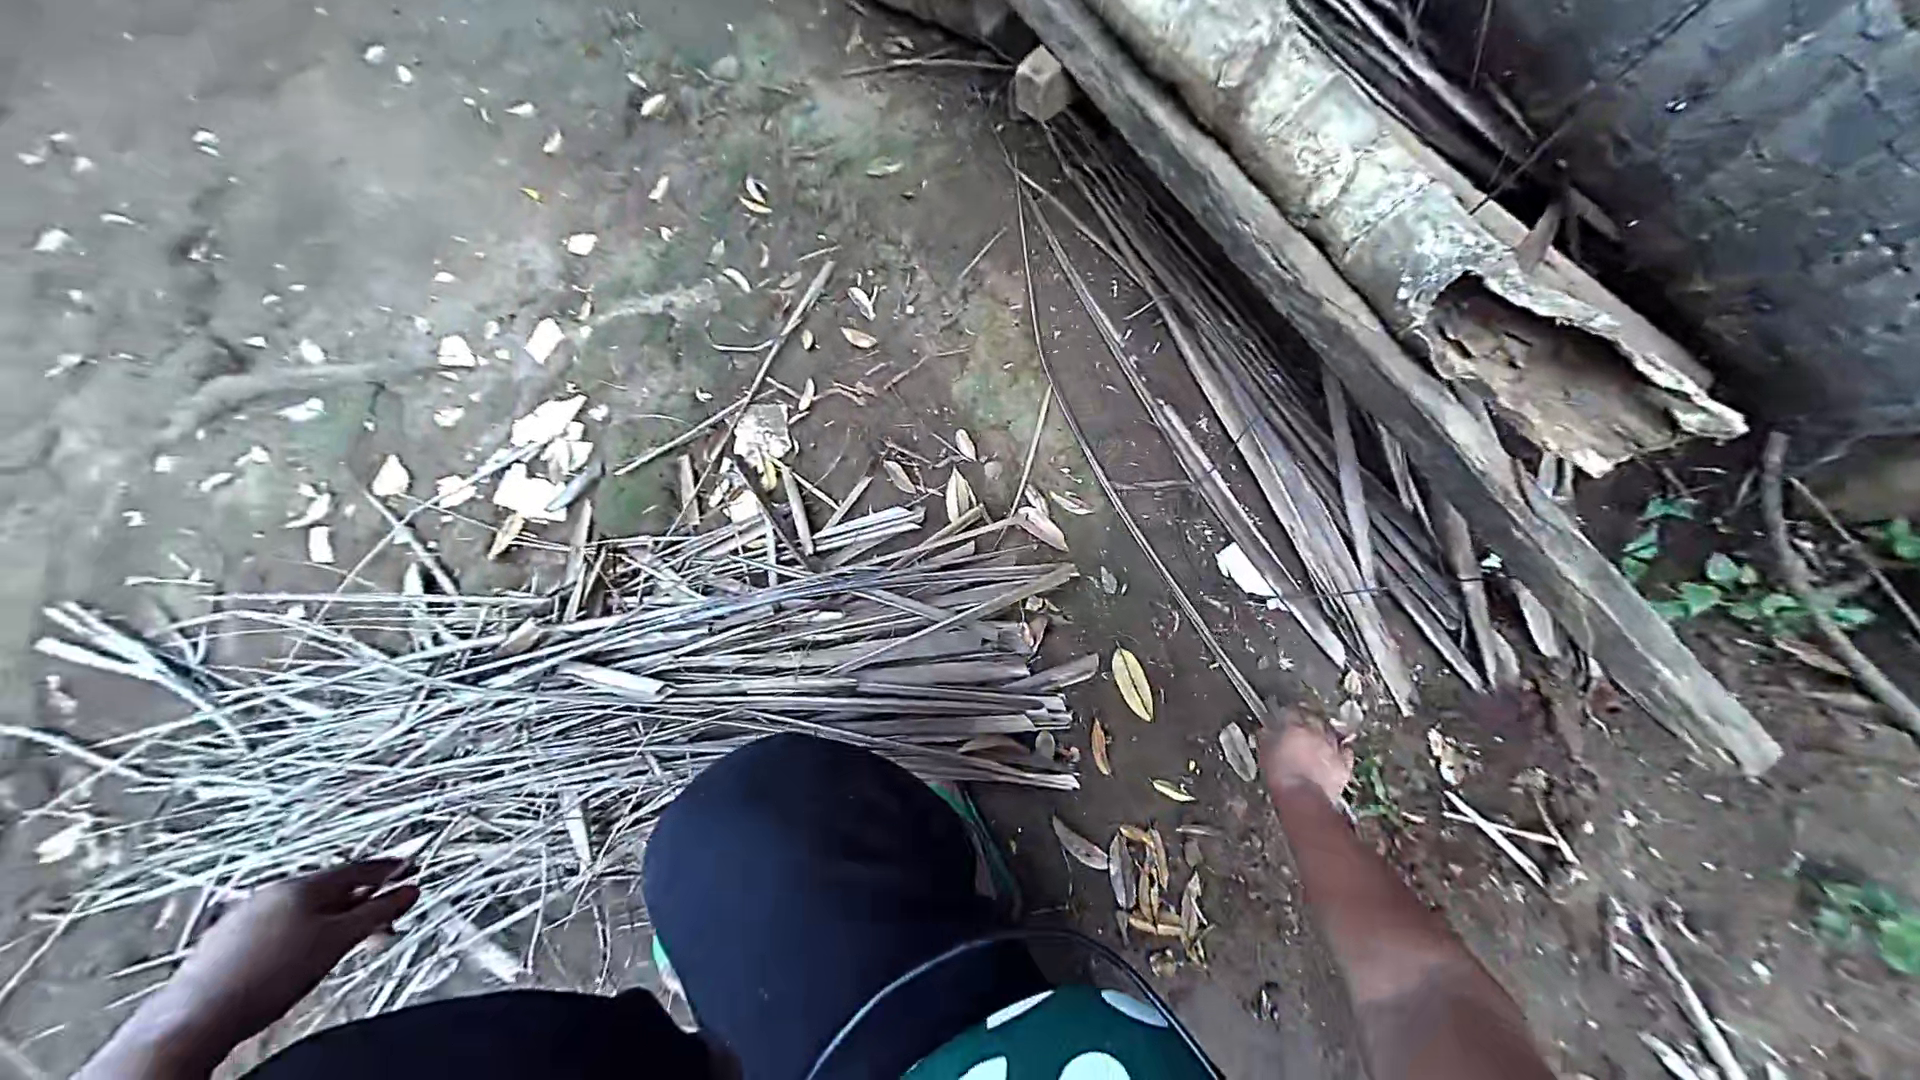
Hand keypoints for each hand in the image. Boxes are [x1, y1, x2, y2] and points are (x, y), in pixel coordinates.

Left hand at [81, 861, 417, 1079]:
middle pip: (333, 891)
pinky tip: (306, 958)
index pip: (359, 868)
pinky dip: (304, 937)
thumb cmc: (264, 978)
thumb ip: (380, 912)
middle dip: (363, 904)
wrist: (192, 1024)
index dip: (388, 870)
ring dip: (335, 923)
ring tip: (349, 943)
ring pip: (306, 912)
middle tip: (385, 919)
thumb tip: (409, 892)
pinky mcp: (225, 947)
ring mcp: (244, 920)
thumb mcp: (340, 940)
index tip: (407, 870)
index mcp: (300, 885)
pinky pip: (280, 930)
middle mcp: (271, 895)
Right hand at [1260, 710, 1352, 803]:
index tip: (1285, 715)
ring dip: (1325, 730)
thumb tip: (1266, 731)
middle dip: (1308, 717)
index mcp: (1294, 727)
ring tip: (1319, 734)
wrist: (1303, 797)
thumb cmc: (1280, 775)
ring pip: (1331, 731)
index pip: (1292, 711)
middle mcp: (1316, 732)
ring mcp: (1332, 747)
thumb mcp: (1266, 753)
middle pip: (1314, 717)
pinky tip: (1336, 749)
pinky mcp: (1344, 763)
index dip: (1288, 712)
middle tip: (1302, 722)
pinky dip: (1341, 747)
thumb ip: (1268, 737)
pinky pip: (1346, 749)